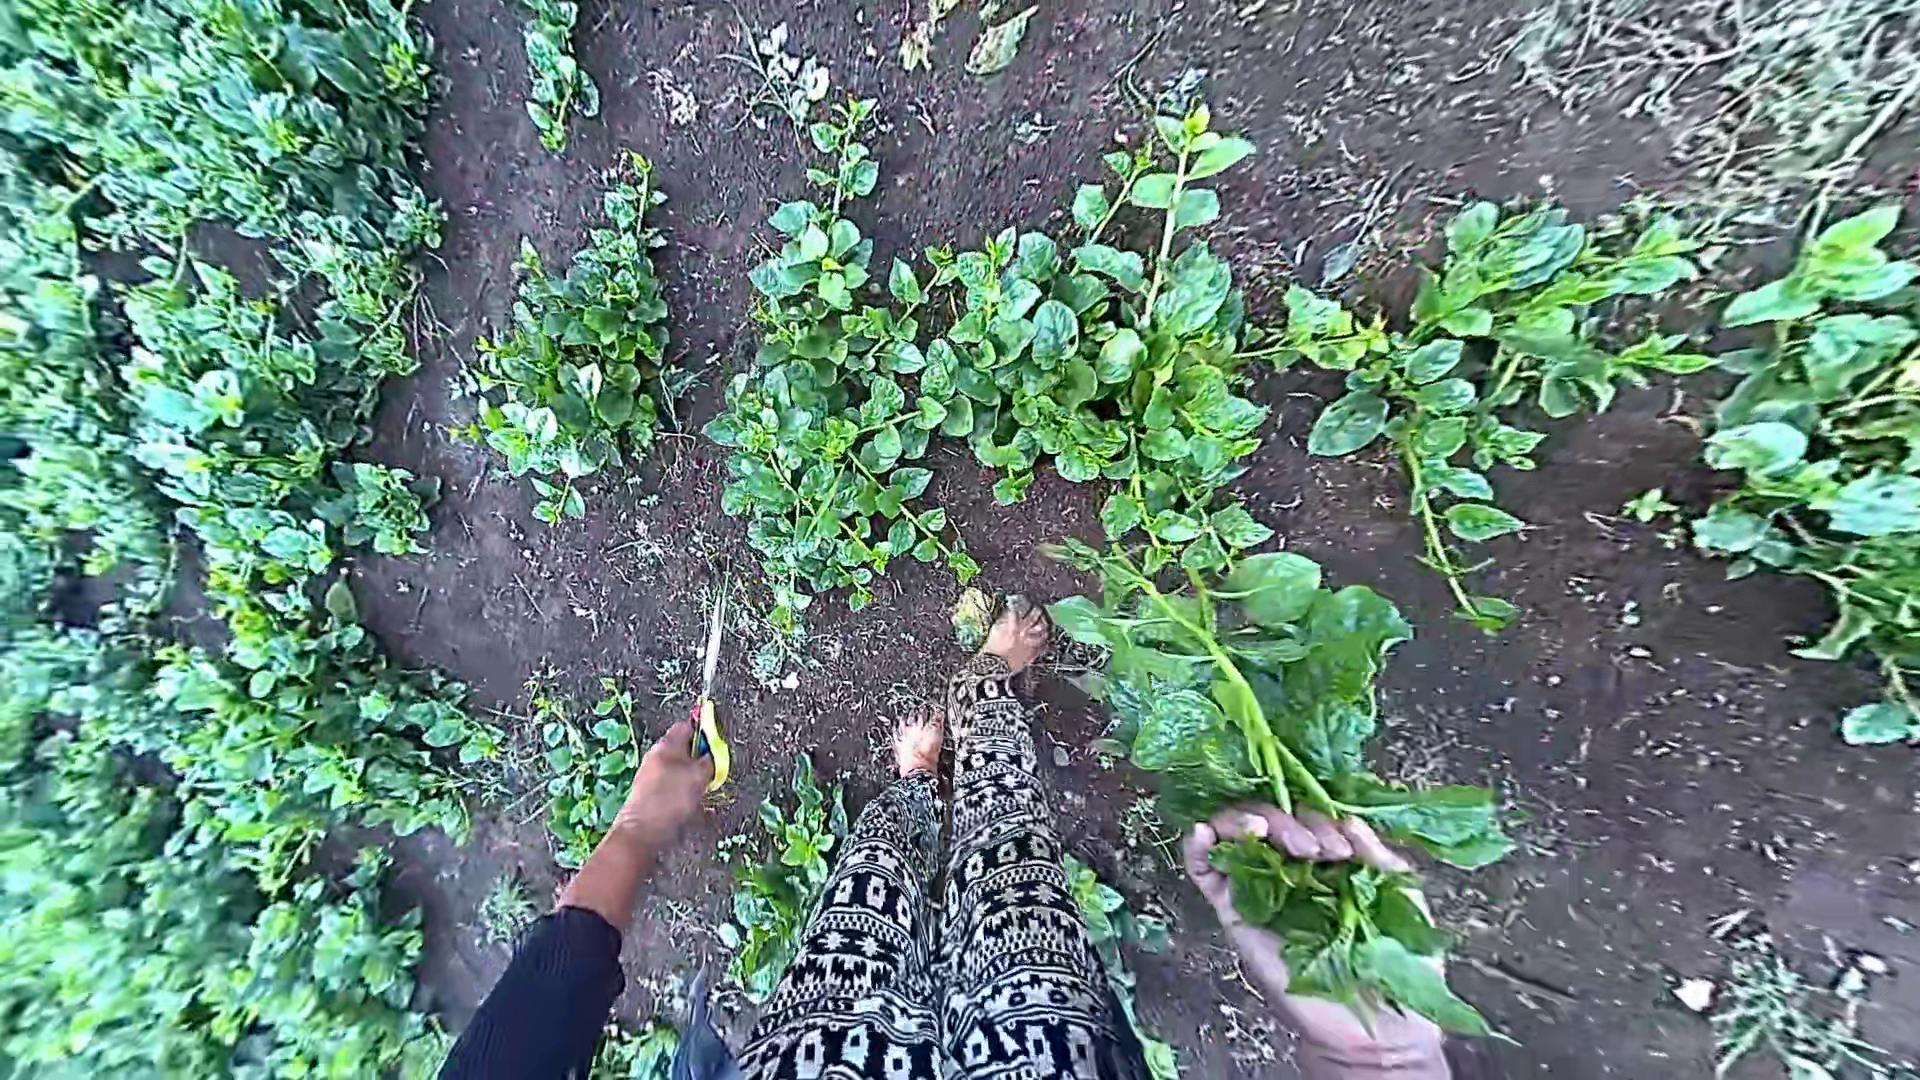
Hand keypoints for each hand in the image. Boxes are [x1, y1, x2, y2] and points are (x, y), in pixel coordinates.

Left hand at [609, 717, 712, 851]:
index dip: (704, 730)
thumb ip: (711, 759)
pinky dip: (682, 787)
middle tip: (712, 769)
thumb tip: (713, 754)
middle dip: (699, 756)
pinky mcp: (647, 791)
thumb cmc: (672, 798)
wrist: (641, 832)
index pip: (688, 725)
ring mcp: (649, 773)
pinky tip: (688, 801)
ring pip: (678, 766)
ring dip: (692, 774)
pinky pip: (671, 782)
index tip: (716, 743)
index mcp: (666, 744)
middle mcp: (655, 755)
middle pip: (683, 747)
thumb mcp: (700, 774)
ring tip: (702, 788)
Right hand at [1184, 805, 1448, 1073]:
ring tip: (1262, 831)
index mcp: (1319, 855)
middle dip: (1283, 820)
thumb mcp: (1404, 902)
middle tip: (1311, 851)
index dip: (1315, 819)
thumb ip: (1380, 858)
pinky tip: (1202, 831)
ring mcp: (1252, 882)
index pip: (1301, 814)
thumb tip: (1347, 819)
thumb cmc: (1396, 968)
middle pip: (1262, 814)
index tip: (1341, 850)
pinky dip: (1195, 845)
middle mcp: (1282, 862)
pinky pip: (1201, 869)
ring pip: (1228, 829)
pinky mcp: (1230, 908)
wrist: (1379, 1034)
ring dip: (1240, 819)